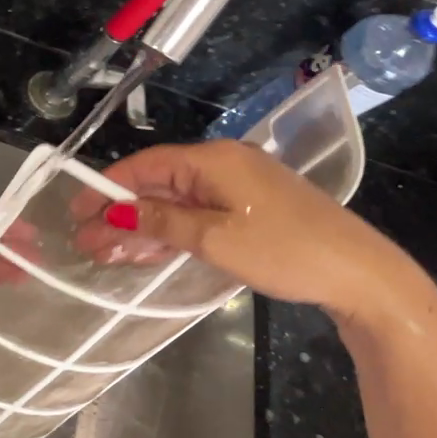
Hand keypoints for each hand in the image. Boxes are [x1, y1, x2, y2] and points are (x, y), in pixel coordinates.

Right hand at [70, 141, 432, 324]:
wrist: (362, 276)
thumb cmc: (284, 250)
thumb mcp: (213, 238)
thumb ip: (160, 223)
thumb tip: (115, 213)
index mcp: (213, 161)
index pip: (144, 166)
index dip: (105, 188)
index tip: (75, 212)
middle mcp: (222, 166)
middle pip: (155, 185)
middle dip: (117, 214)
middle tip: (85, 244)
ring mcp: (237, 189)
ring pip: (173, 204)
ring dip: (139, 228)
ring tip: (104, 253)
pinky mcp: (249, 210)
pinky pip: (195, 215)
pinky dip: (168, 233)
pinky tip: (143, 252)